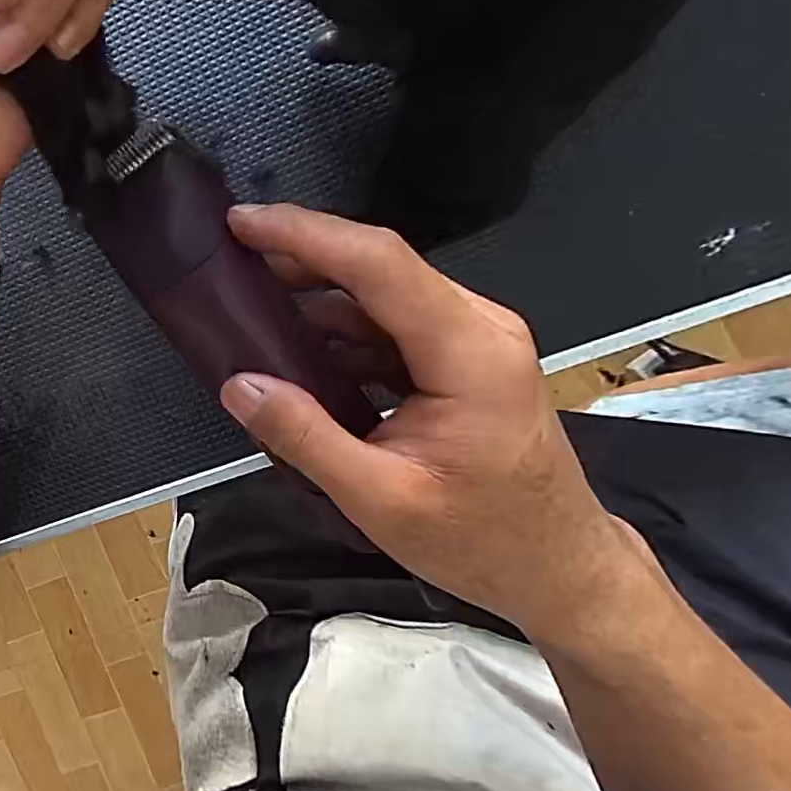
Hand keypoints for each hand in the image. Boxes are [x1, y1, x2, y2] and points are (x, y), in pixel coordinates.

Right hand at [218, 204, 651, 640]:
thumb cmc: (483, 539)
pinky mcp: (456, 357)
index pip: (378, 264)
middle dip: (300, 256)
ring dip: (314, 294)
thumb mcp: (379, 499)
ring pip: (378, 293)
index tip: (242, 223)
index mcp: (467, 351)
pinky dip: (335, 329)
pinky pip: (386, 324)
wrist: (557, 567)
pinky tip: (295, 348)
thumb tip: (239, 385)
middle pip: (377, 266)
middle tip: (233, 261)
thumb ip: (303, 437)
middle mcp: (475, 327)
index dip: (304, 234)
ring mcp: (469, 338)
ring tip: (252, 305)